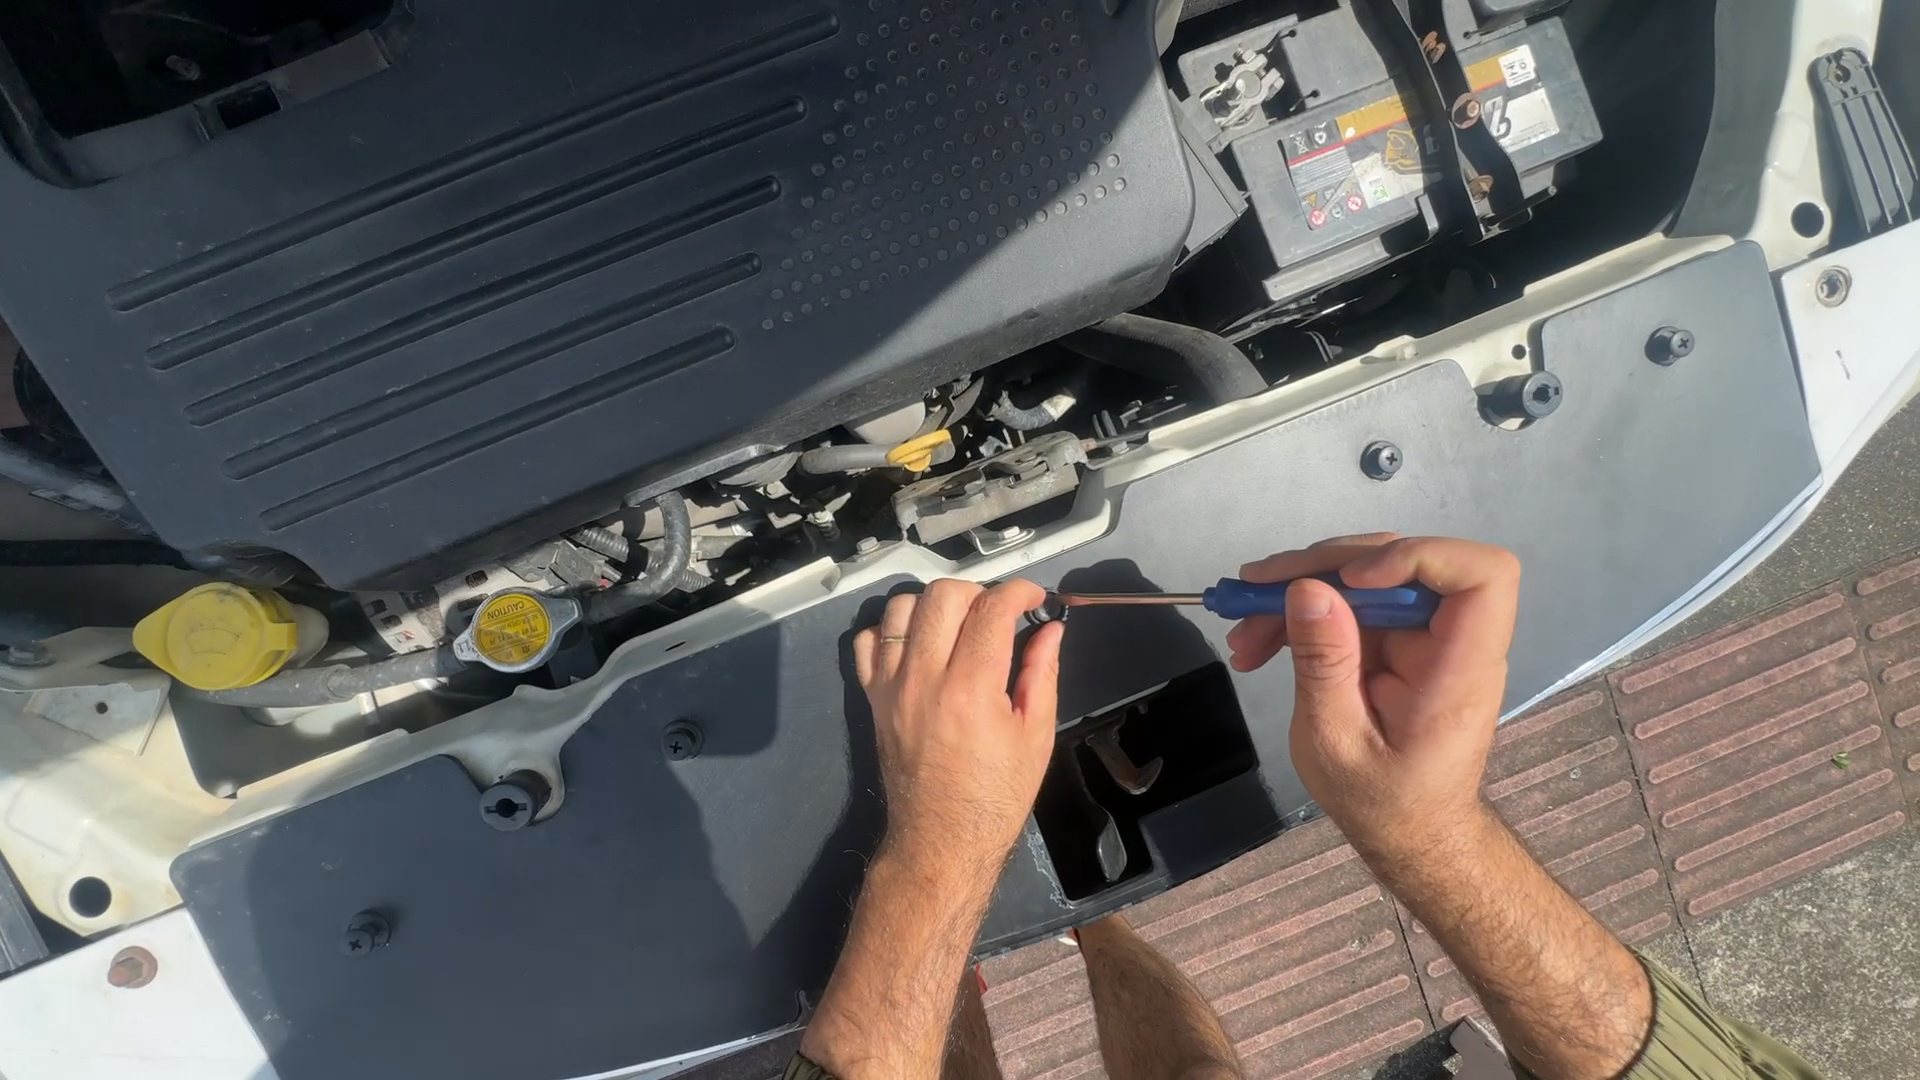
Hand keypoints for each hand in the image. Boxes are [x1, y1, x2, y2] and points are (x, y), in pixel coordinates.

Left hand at [853, 579, 1064, 879]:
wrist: (940, 840)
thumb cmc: (995, 793)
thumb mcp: (1036, 736)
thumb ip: (1042, 672)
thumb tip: (1051, 628)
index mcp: (972, 688)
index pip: (992, 609)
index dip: (1020, 591)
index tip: (1034, 598)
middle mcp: (925, 677)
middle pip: (944, 595)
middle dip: (979, 591)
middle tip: (998, 614)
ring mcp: (892, 684)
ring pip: (902, 607)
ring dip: (935, 604)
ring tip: (958, 625)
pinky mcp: (872, 696)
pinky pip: (868, 641)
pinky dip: (892, 630)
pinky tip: (918, 645)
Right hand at [1224, 535, 1520, 860]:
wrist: (1406, 832)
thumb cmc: (1381, 802)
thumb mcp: (1335, 740)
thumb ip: (1324, 664)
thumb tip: (1308, 588)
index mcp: (1458, 667)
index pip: (1481, 575)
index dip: (1418, 558)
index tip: (1351, 581)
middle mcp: (1445, 639)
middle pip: (1399, 562)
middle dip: (1320, 569)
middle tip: (1253, 590)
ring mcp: (1416, 637)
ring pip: (1359, 578)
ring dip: (1294, 592)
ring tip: (1243, 629)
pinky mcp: (1388, 642)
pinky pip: (1342, 606)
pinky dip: (1295, 616)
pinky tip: (1257, 642)